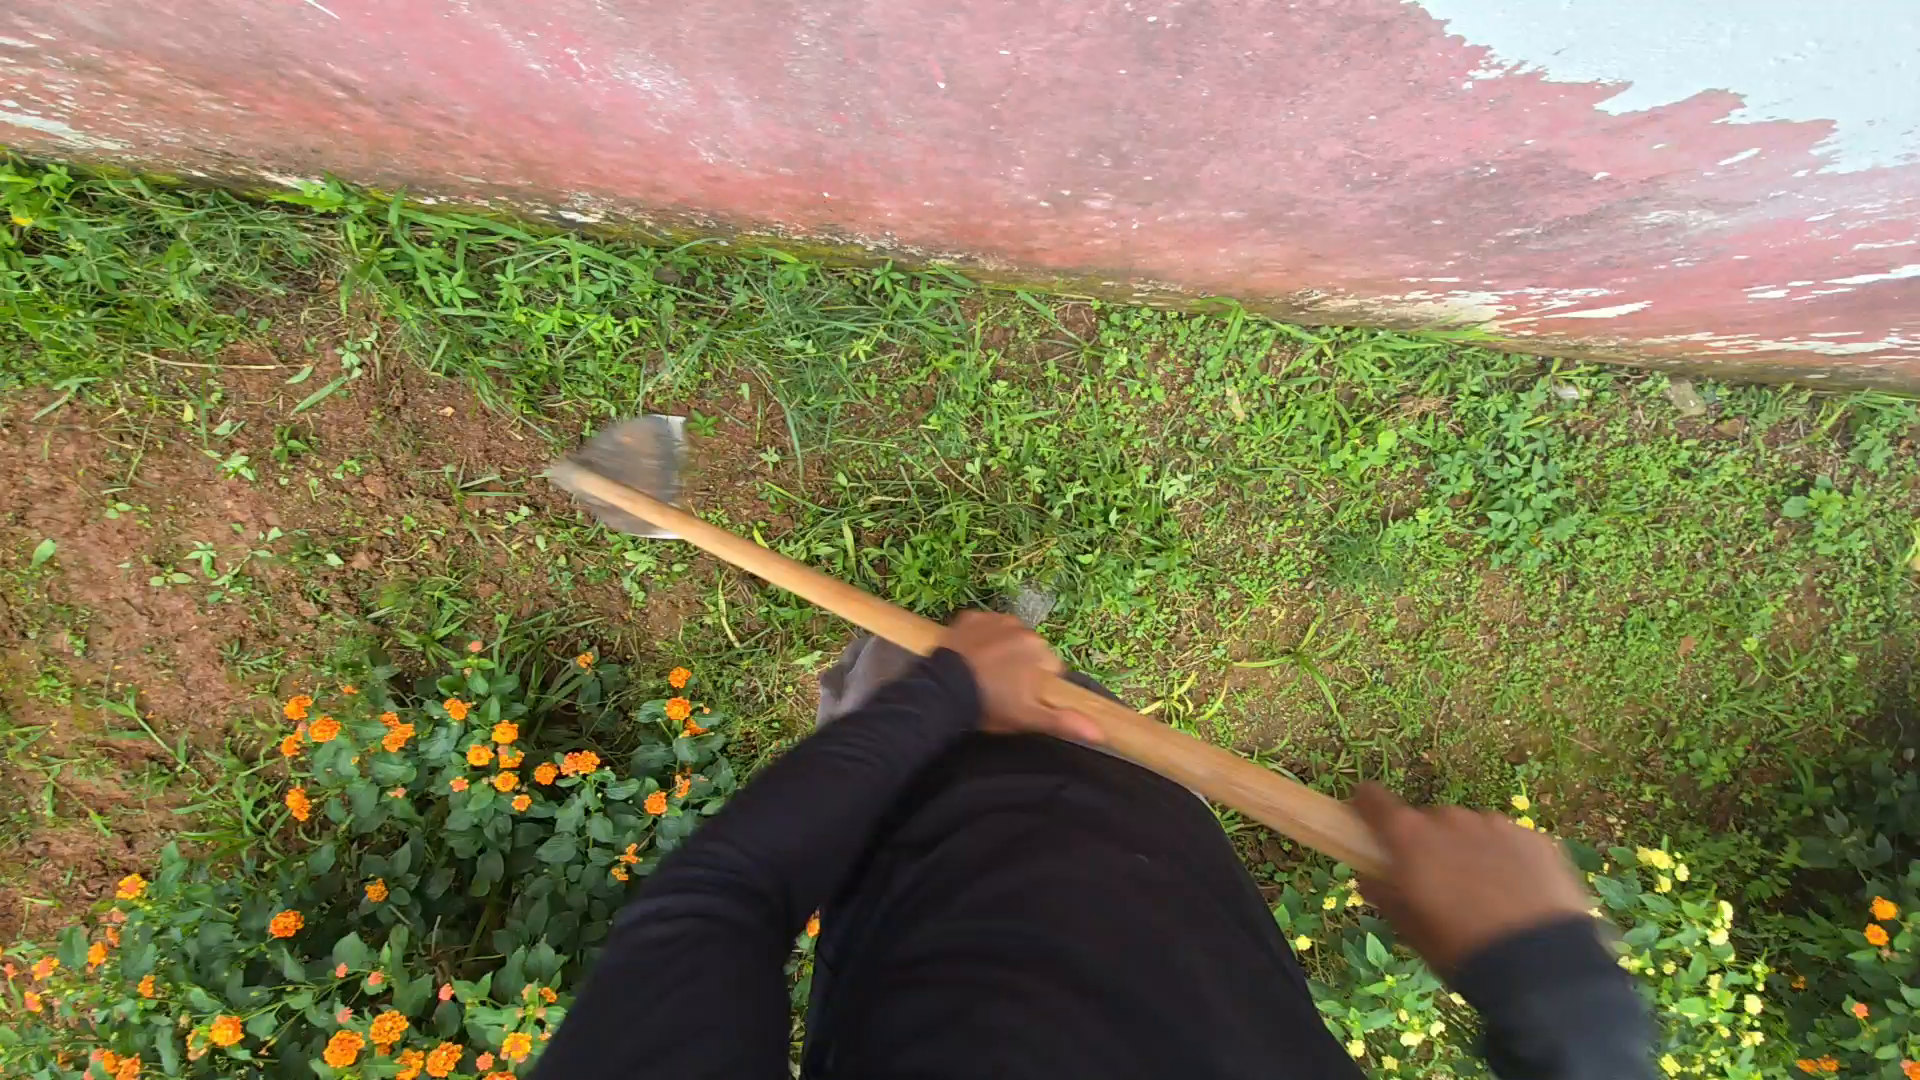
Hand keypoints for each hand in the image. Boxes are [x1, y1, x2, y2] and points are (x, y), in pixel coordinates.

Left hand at [940, 612, 1102, 743]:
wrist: (943, 691)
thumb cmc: (991, 705)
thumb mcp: (1028, 718)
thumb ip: (1064, 721)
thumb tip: (1100, 732)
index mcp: (1040, 651)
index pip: (1050, 668)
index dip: (1036, 685)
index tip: (1019, 697)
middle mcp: (1022, 628)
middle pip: (1030, 650)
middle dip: (1020, 665)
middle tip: (1000, 687)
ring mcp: (994, 619)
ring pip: (1008, 635)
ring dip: (1002, 650)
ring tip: (985, 672)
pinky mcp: (970, 617)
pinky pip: (983, 626)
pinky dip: (980, 638)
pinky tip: (971, 656)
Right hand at [1352, 783, 1592, 976]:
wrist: (1545, 971)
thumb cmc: (1460, 947)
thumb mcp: (1408, 926)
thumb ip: (1382, 892)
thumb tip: (1367, 878)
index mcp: (1409, 833)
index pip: (1372, 797)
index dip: (1367, 806)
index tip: (1369, 822)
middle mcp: (1448, 818)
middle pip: (1427, 819)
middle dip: (1429, 842)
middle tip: (1441, 880)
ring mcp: (1495, 825)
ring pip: (1471, 829)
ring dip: (1469, 848)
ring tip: (1488, 891)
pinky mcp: (1536, 840)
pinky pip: (1510, 841)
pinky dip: (1508, 858)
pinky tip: (1520, 893)